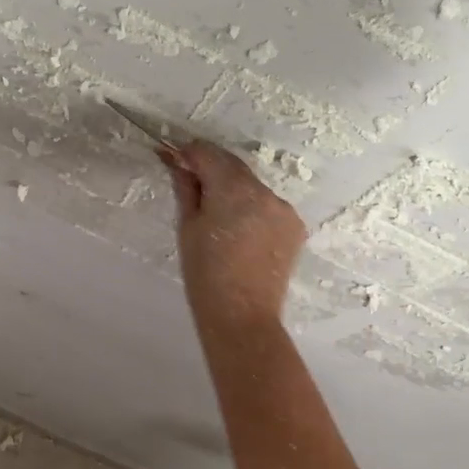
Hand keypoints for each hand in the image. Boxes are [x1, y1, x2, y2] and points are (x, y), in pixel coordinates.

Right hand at [159, 141, 306, 323]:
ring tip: (218, 215)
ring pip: (252, 186)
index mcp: (232, 188)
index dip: (189, 152)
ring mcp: (283, 208)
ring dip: (234, 188)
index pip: (208, 153)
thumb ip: (186, 188)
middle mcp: (263, 190)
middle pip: (232, 165)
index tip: (173, 157)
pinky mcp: (295, 225)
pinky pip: (268, 205)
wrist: (242, 316)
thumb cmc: (205, 274)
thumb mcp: (188, 227)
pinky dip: (253, 208)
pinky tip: (241, 231)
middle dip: (211, 168)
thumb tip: (175, 160)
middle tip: (190, 182)